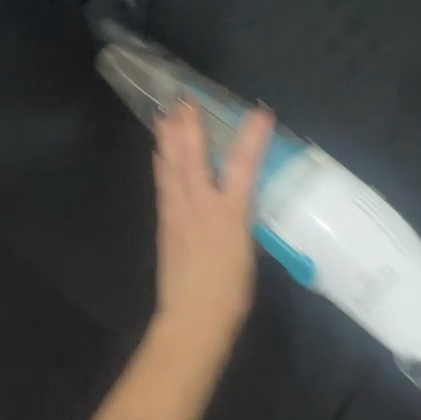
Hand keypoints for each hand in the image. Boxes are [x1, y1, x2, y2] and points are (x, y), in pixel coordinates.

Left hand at [152, 99, 274, 334]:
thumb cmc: (230, 293)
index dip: (253, 138)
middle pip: (195, 159)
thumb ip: (243, 224)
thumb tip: (239, 205)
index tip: (261, 113)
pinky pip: (163, 186)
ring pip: (173, 169)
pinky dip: (161, 166)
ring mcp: (179, 215)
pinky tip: (159, 154)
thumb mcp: (248, 253)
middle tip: (187, 100)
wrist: (193, 319)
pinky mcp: (166, 225)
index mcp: (231, 216)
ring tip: (166, 115)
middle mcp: (202, 208)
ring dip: (170, 140)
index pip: (245, 167)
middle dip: (192, 128)